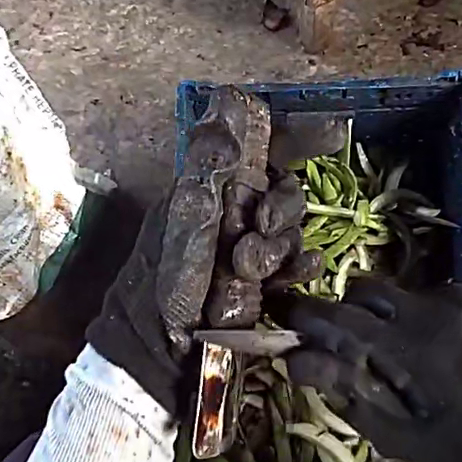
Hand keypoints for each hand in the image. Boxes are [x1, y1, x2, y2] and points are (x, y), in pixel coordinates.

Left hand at [87, 180, 311, 415]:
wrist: (159, 354)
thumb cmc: (163, 286)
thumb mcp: (183, 223)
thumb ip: (209, 172)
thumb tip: (229, 107)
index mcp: (212, 193)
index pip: (261, 160)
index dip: (284, 165)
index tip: (292, 176)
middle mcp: (233, 216)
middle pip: (285, 197)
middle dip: (280, 215)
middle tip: (259, 237)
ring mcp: (250, 250)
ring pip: (292, 232)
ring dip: (281, 249)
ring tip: (252, 273)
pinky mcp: (262, 281)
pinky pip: (296, 265)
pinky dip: (301, 267)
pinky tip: (302, 272)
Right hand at [282, 280, 461, 461]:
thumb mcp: (401, 436)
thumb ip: (348, 394)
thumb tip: (296, 361)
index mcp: (415, 351)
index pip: (345, 318)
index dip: (309, 315)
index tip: (289, 319)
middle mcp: (437, 312)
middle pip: (366, 289)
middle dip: (347, 311)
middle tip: (348, 347)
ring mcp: (461, 300)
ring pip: (396, 290)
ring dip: (382, 314)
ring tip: (397, 353)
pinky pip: (428, 293)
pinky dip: (415, 313)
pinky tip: (433, 347)